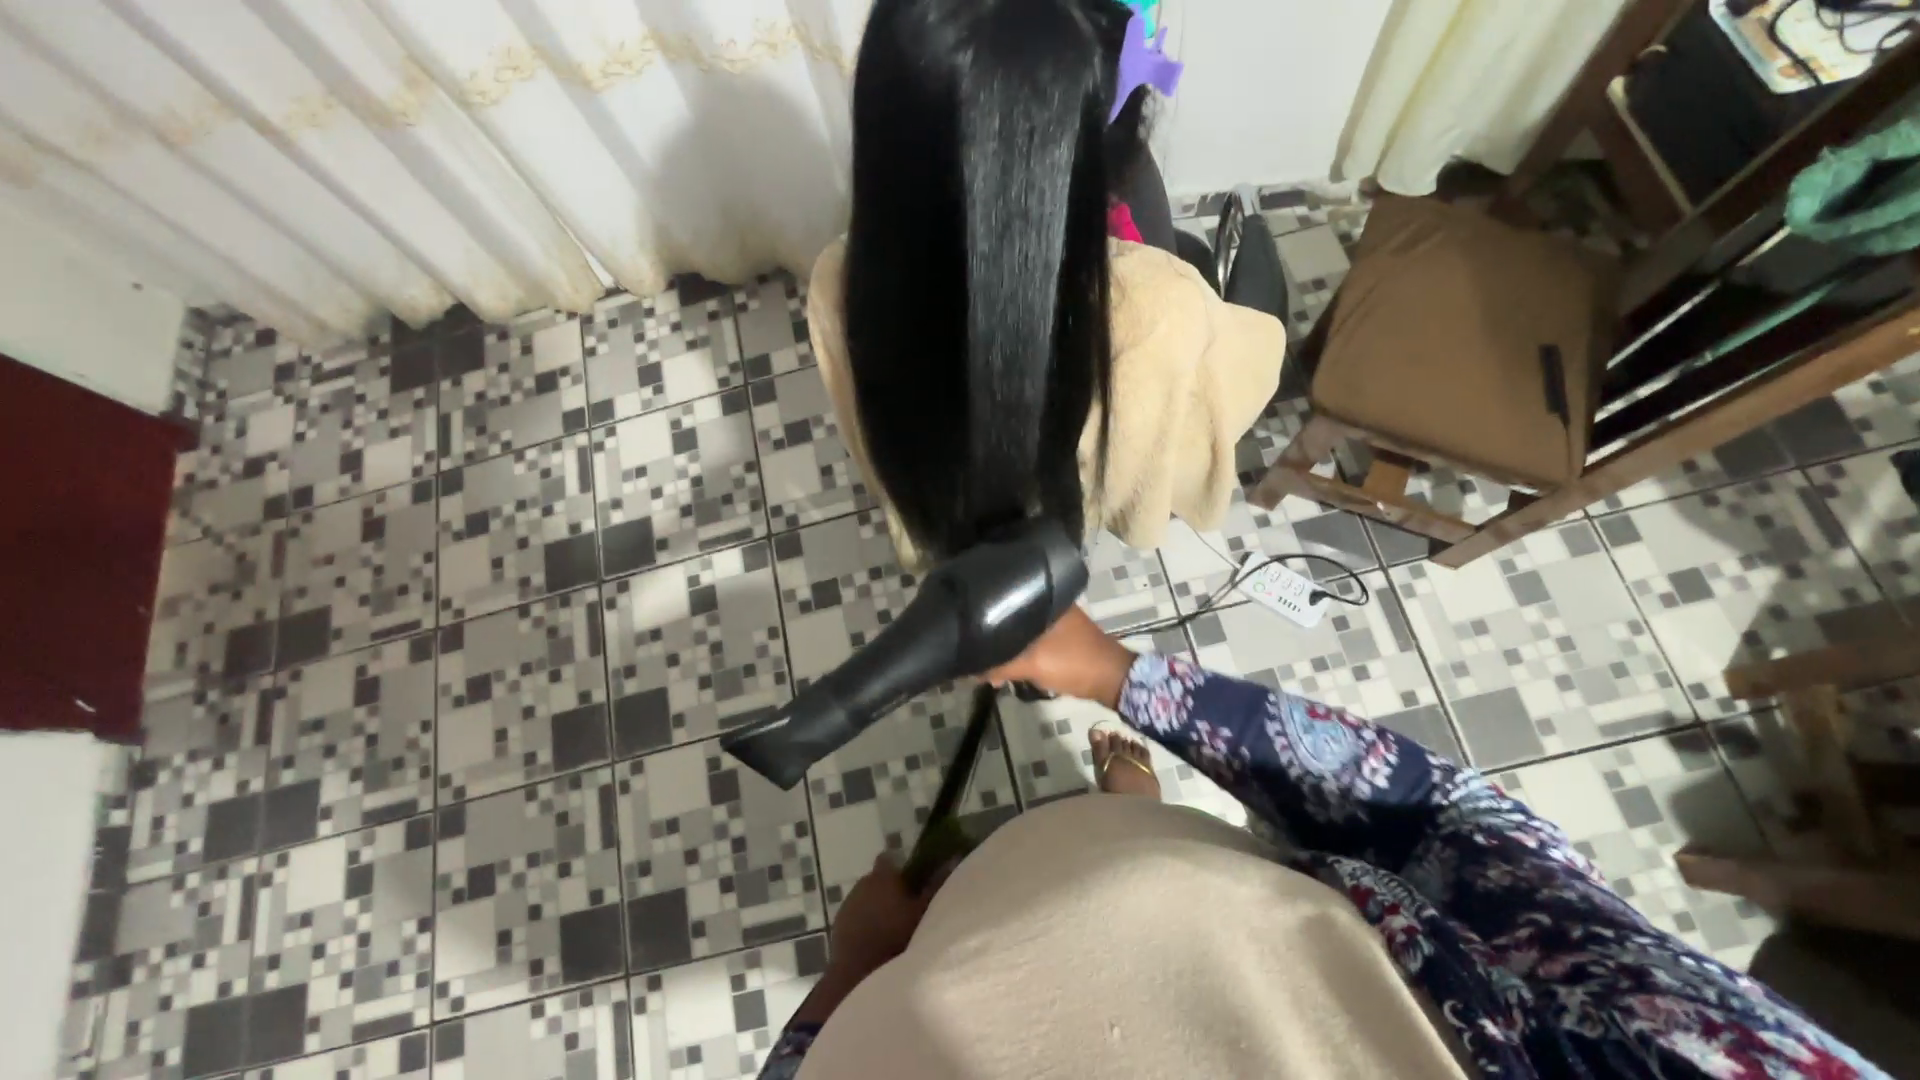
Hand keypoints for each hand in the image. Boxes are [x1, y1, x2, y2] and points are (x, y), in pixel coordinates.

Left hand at [828, 854, 934, 979]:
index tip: (909, 880)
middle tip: (904, 908)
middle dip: (887, 890)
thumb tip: (951, 861)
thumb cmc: (896, 936)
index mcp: (882, 877)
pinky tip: (874, 942)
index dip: (897, 866)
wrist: (859, 971)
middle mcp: (861, 884)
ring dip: (874, 908)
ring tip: (890, 928)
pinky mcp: (837, 926)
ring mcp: (847, 905)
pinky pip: (854, 918)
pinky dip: (863, 924)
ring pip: (864, 899)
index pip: (887, 859)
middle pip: (875, 880)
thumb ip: (935, 885)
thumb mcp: (923, 911)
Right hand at [983, 606, 1136, 709]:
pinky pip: (1030, 644)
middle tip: (973, 652)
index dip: (983, 614)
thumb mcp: (1033, 664)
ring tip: (986, 665)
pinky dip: (1018, 655)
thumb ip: (1000, 666)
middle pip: (1011, 619)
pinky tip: (1004, 668)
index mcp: (1045, 600)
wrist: (1113, 681)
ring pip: (1020, 634)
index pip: (1004, 600)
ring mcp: (1057, 623)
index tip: (964, 626)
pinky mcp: (1060, 639)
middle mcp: (1050, 606)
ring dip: (1005, 649)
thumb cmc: (1074, 663)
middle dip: (992, 637)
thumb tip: (970, 670)